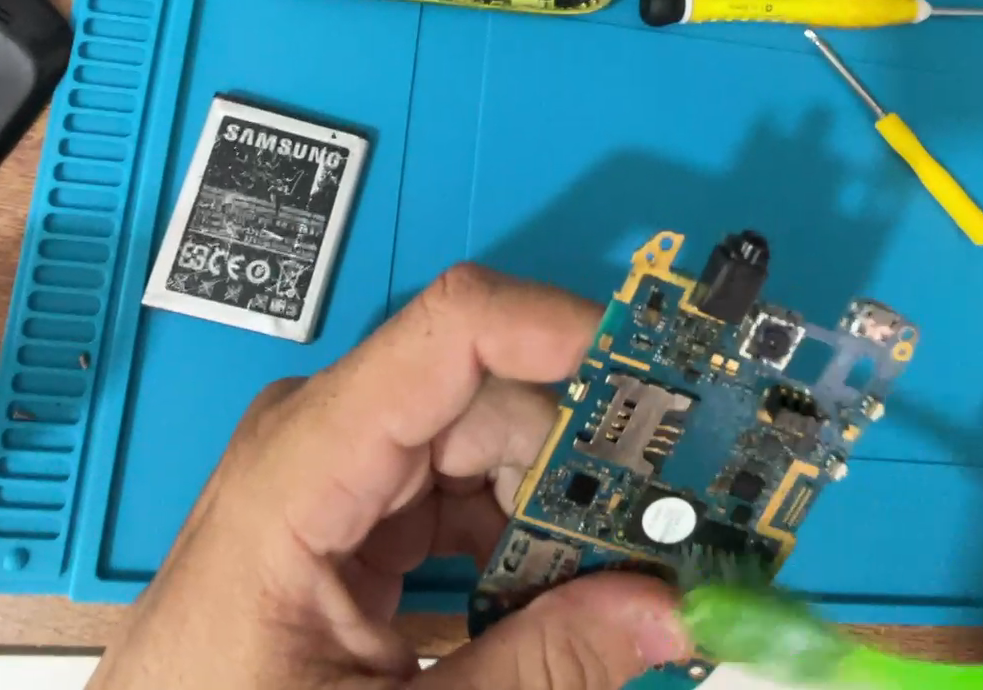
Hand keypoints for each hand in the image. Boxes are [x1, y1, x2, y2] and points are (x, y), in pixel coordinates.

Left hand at [89, 264, 691, 689]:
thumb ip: (536, 670)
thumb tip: (663, 609)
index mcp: (307, 458)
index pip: (452, 329)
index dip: (561, 326)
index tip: (659, 371)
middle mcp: (329, 430)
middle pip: (491, 393)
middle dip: (589, 447)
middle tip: (675, 520)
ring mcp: (346, 460)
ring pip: (490, 437)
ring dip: (562, 497)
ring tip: (622, 571)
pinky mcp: (363, 498)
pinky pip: (466, 483)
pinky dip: (523, 528)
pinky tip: (557, 589)